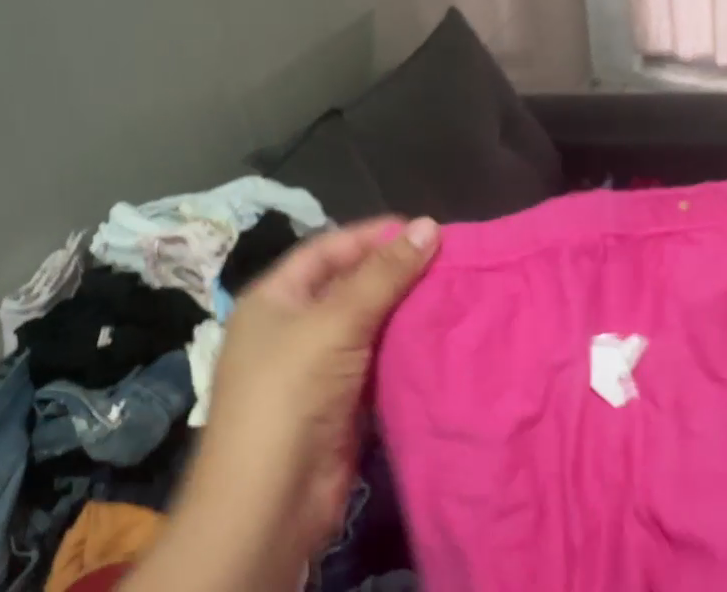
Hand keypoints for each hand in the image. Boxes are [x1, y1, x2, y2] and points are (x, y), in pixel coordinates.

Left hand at [136, 216, 438, 591]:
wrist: (271, 501)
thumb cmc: (291, 392)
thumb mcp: (336, 321)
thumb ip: (384, 274)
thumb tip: (430, 225)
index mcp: (275, 298)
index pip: (328, 249)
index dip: (372, 236)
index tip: (424, 231)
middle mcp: (293, 327)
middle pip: (350, 285)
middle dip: (396, 273)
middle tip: (451, 262)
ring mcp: (317, 367)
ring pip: (369, 325)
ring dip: (406, 311)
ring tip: (455, 293)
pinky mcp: (342, 402)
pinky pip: (378, 362)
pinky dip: (406, 349)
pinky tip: (441, 336)